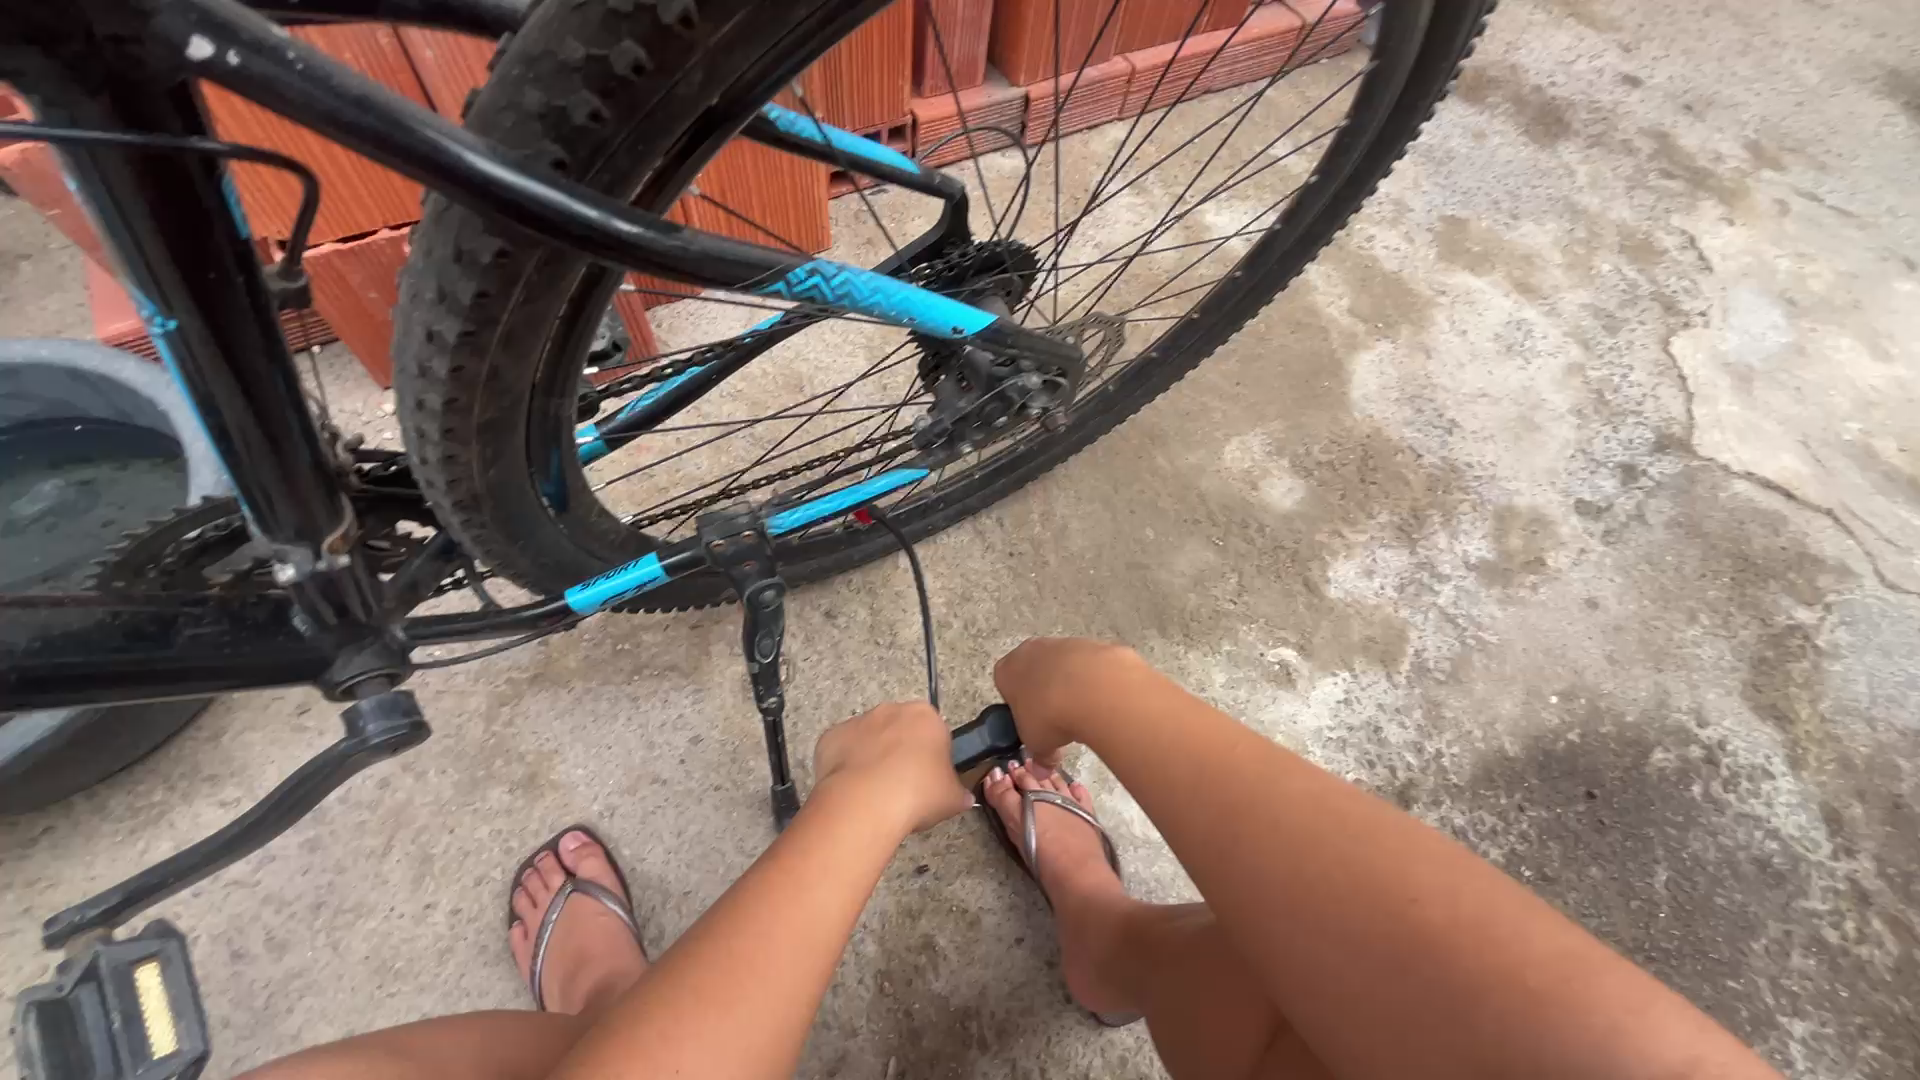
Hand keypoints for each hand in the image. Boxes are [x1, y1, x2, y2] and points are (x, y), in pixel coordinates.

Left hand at [813, 702, 972, 833]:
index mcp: (926, 716)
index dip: (931, 758)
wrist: (866, 803)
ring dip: (872, 758)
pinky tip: (852, 790)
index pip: (934, 732)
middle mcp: (892, 710)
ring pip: (869, 738)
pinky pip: (841, 750)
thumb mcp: (952, 798)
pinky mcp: (832, 736)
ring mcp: (859, 721)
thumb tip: (963, 798)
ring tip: (874, 793)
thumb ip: (959, 793)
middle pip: (899, 729)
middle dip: (900, 752)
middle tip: (902, 786)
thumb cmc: (916, 793)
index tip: (928, 780)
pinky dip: (845, 766)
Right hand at [992, 637, 1151, 765]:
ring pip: (1062, 667)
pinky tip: (1101, 701)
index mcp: (1007, 670)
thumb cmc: (1050, 715)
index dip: (1018, 705)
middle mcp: (1030, 650)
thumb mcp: (1037, 744)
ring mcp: (1061, 643)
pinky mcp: (1090, 644)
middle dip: (1044, 692)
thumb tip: (1043, 769)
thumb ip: (1039, 756)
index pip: (1005, 684)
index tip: (1032, 722)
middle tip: (1057, 720)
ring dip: (1070, 686)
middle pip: (1034, 671)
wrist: (1093, 690)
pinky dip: (1093, 682)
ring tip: (1083, 714)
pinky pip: (1088, 666)